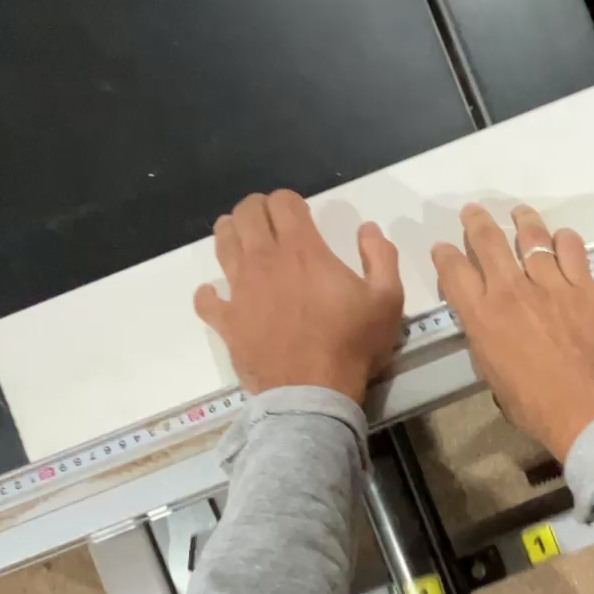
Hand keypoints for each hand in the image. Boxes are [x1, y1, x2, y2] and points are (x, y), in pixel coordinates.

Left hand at [193, 190, 403, 404]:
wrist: (313, 392)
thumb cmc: (353, 344)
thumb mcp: (388, 299)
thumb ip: (382, 256)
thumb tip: (369, 229)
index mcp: (303, 250)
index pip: (283, 203)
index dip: (290, 201)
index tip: (301, 213)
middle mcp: (264, 260)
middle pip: (246, 214)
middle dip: (258, 209)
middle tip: (271, 221)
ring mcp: (240, 290)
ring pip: (222, 243)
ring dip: (232, 233)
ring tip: (244, 241)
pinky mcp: (226, 320)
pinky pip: (206, 299)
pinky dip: (211, 292)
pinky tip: (220, 294)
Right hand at [431, 203, 593, 461]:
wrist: (587, 408)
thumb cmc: (535, 406)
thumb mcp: (493, 376)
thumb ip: (487, 342)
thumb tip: (488, 330)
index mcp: (482, 317)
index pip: (454, 272)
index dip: (445, 255)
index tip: (443, 248)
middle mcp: (510, 291)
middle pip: (488, 241)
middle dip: (477, 222)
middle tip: (473, 212)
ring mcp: (549, 284)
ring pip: (532, 237)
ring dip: (522, 220)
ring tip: (519, 213)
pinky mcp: (583, 287)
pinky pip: (573, 250)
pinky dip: (565, 239)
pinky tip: (563, 238)